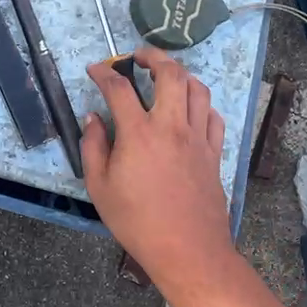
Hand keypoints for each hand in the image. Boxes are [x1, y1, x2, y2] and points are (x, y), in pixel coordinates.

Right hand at [82, 47, 234, 282]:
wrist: (187, 251)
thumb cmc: (136, 221)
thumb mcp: (99, 187)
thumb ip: (93, 146)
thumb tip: (92, 119)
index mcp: (138, 133)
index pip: (119, 88)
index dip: (104, 72)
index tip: (95, 69)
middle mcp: (171, 127)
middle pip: (170, 74)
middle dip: (154, 56)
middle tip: (139, 56)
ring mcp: (197, 139)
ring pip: (198, 89)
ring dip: (181, 75)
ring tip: (166, 76)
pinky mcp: (214, 153)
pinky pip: (214, 117)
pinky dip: (202, 105)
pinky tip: (191, 109)